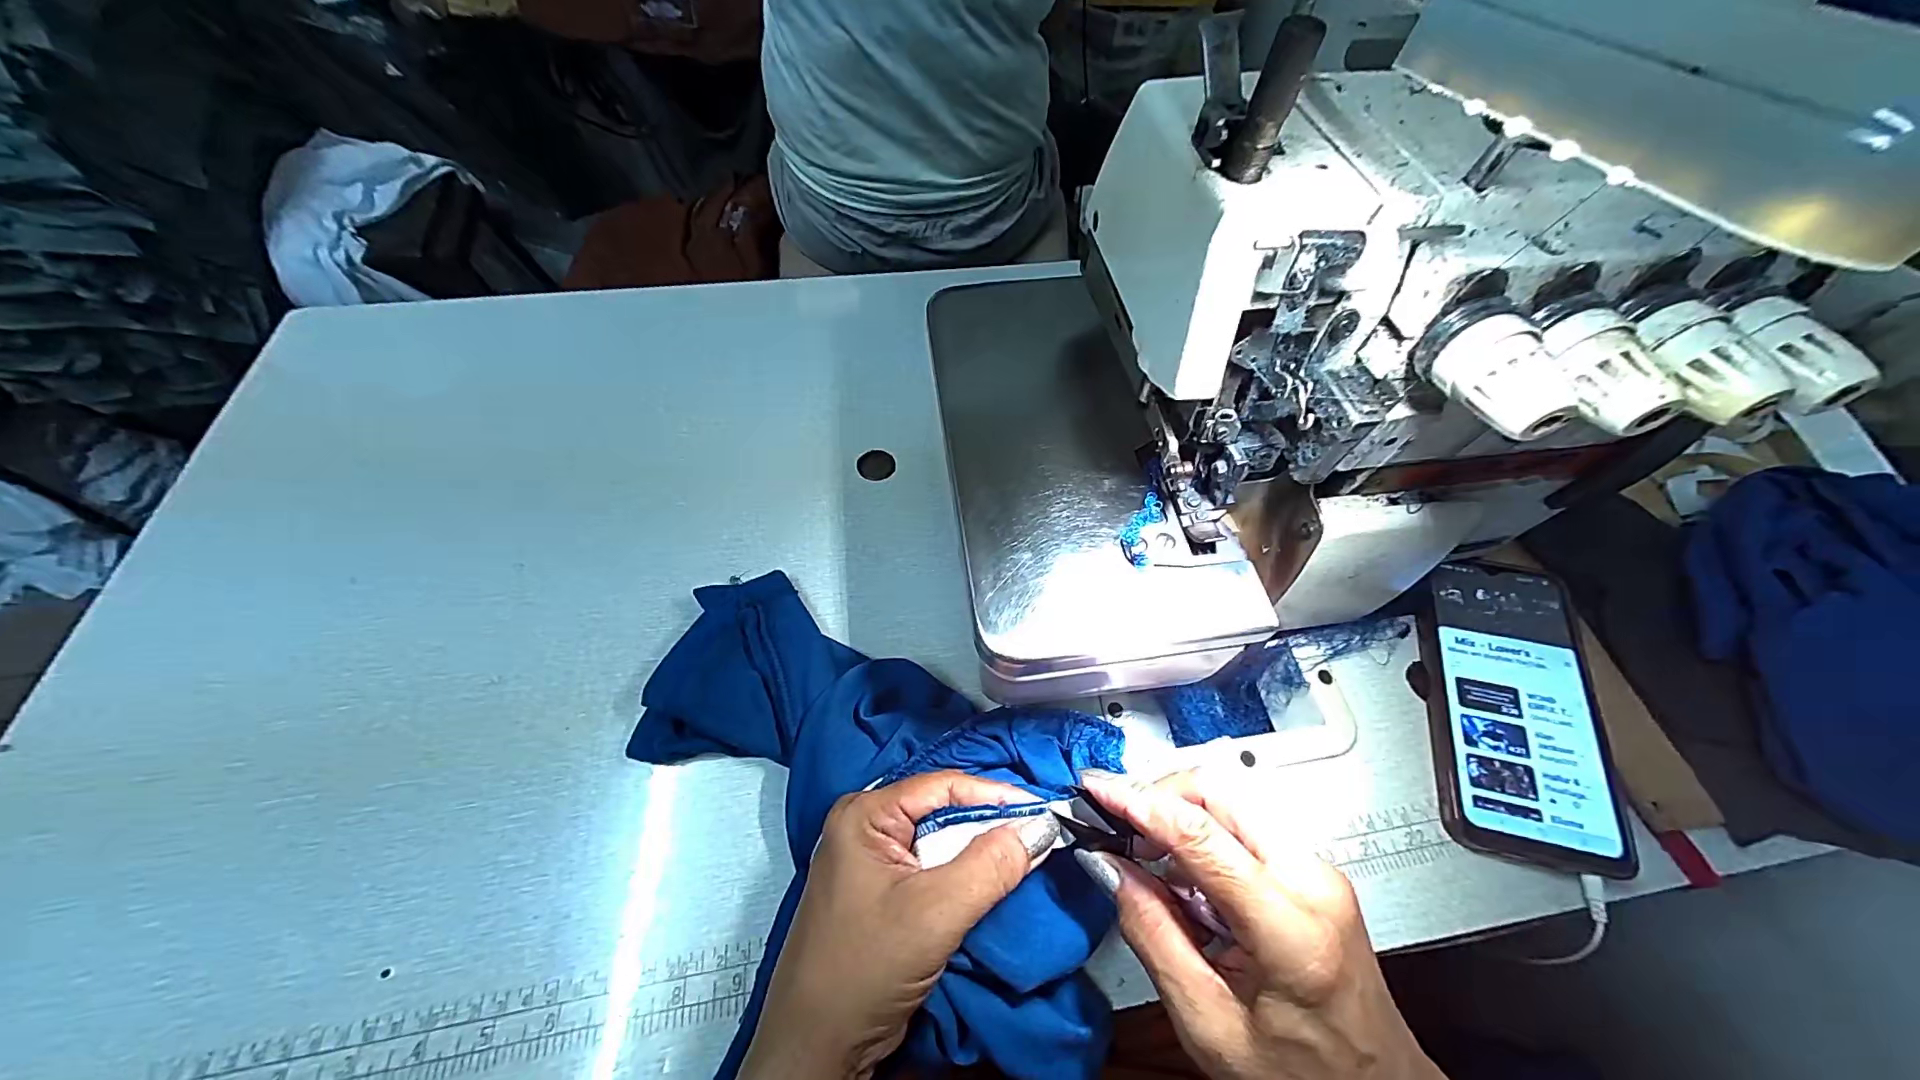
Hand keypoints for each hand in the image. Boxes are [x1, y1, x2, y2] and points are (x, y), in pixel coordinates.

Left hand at [738, 770, 1062, 1079]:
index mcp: (865, 814)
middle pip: (942, 811)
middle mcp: (865, 826)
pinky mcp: (882, 892)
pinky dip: (964, 876)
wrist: (815, 1048)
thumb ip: (990, 866)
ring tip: (1024, 857)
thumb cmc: (864, 969)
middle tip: (1038, 836)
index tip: (1042, 810)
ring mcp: (871, 861)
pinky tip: (992, 884)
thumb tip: (1039, 828)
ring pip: (941, 842)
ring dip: (980, 853)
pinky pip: (933, 869)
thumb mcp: (934, 913)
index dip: (994, 794)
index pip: (942, 786)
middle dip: (990, 825)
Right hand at [1077, 768, 1443, 1079]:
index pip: (1201, 834)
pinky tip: (1185, 877)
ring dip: (1177, 815)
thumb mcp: (1209, 1023)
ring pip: (1229, 801)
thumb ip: (1152, 934)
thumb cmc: (1305, 1077)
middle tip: (1116, 822)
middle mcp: (1313, 883)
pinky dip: (1201, 834)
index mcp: (1292, 929)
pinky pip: (1243, 824)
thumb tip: (1111, 868)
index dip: (1139, 802)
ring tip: (1148, 860)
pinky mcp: (1311, 870)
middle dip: (1157, 796)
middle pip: (1219, 793)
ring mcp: (1318, 871)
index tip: (1099, 788)